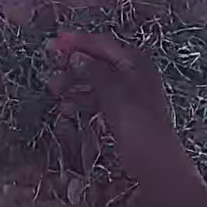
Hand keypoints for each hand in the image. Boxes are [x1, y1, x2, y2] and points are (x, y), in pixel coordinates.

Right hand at [47, 32, 183, 176]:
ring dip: (73, 82)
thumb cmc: (139, 126)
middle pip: (97, 60)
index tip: (54, 42)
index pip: (102, 44)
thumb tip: (77, 55)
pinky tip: (66, 107)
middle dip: (72, 62)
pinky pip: (98, 98)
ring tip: (53, 89)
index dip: (77, 41)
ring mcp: (127, 93)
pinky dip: (82, 99)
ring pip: (95, 80)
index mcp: (134, 64)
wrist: (156, 164)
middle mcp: (132, 74)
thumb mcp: (114, 95)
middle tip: (50, 64)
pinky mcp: (122, 111)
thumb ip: (95, 72)